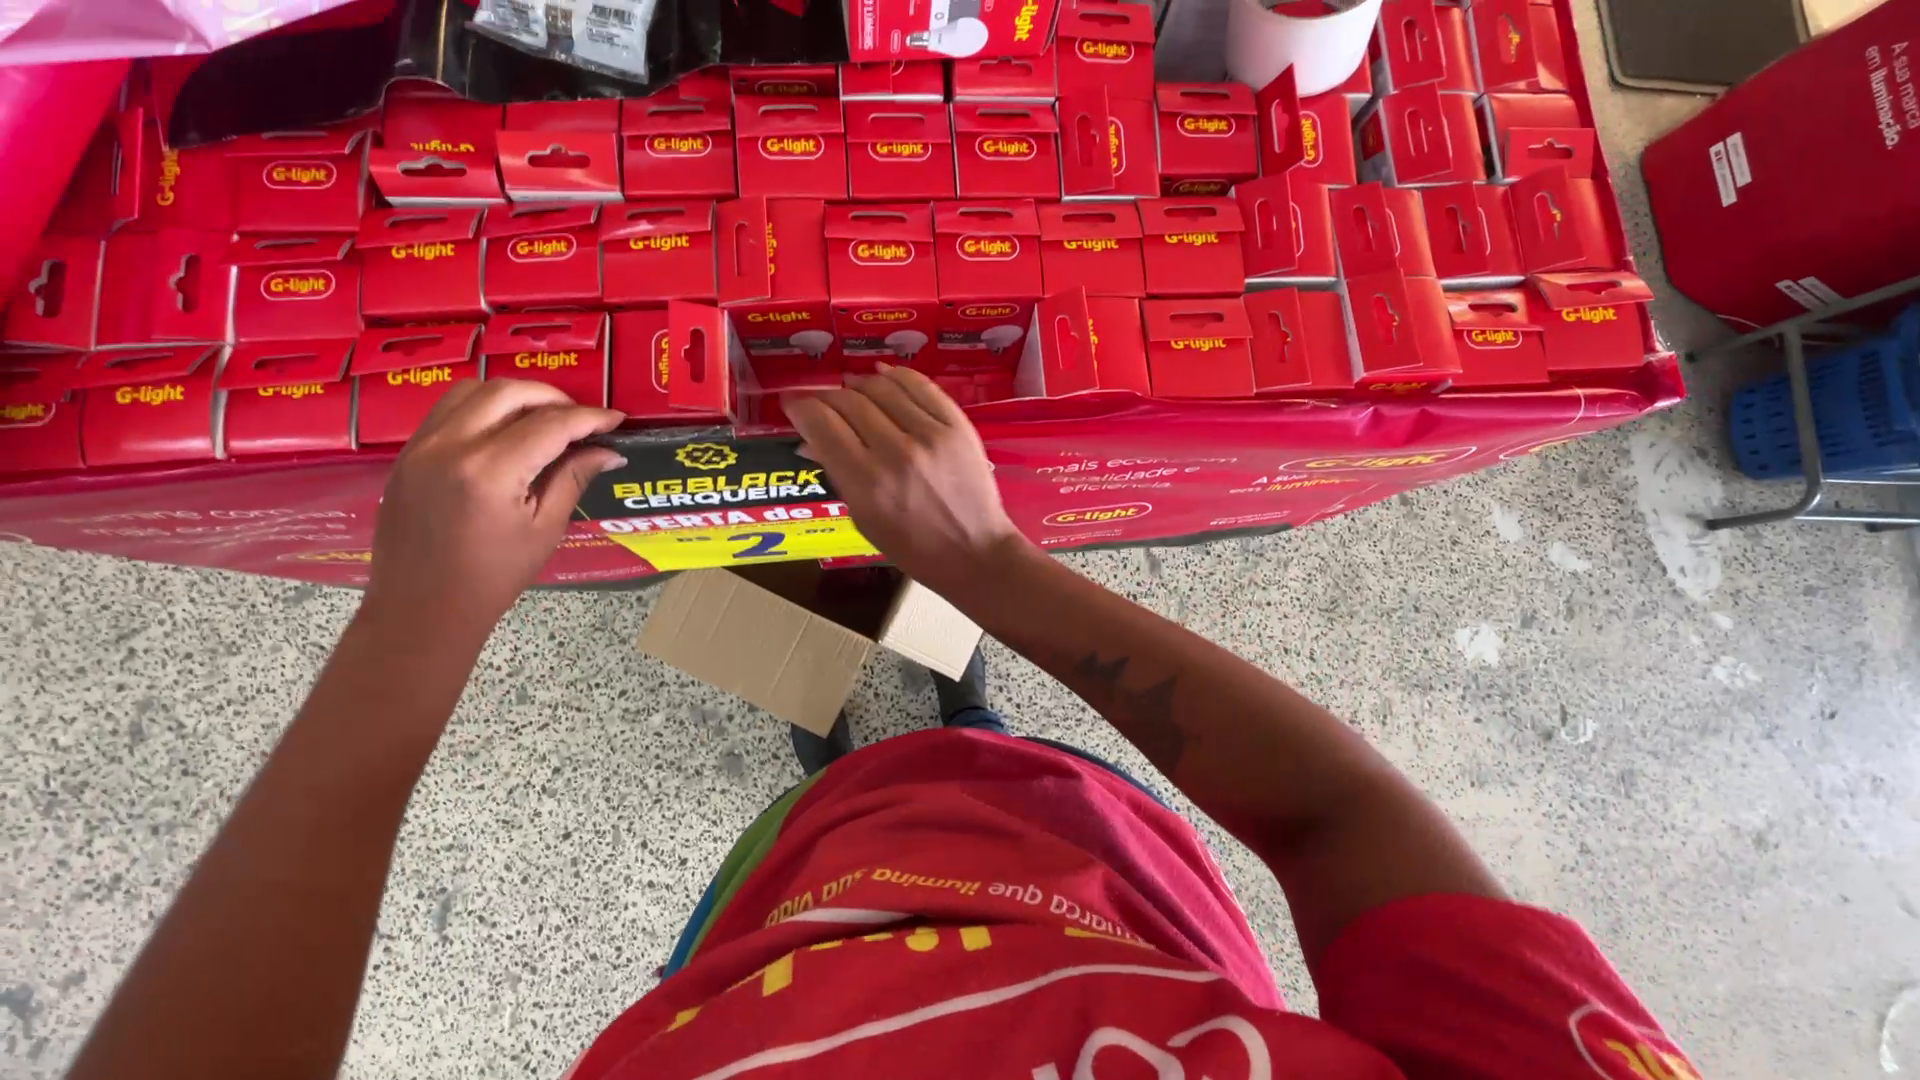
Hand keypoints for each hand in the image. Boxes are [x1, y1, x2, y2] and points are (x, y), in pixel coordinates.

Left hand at [363, 379, 624, 643]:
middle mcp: (451, 446)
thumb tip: (609, 451)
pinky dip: (483, 407)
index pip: (550, 424)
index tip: (616, 420)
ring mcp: (422, 446)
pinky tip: (505, 431)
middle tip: (581, 418)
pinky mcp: (408, 453)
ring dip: (515, 396)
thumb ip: (573, 479)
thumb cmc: (492, 577)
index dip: (589, 417)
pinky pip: (448, 410)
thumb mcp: (545, 529)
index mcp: (490, 471)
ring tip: (543, 418)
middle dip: (553, 398)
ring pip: (473, 390)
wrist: (421, 608)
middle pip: (509, 392)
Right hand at [785, 364, 1028, 592]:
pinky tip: (882, 376)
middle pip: (849, 401)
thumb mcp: (863, 519)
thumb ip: (837, 473)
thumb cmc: (912, 547)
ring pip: (882, 387)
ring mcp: (931, 435)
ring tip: (850, 390)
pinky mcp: (958, 425)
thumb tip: (809, 439)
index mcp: (867, 483)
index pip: (822, 424)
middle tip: (819, 401)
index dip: (800, 407)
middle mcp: (897, 452)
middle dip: (825, 396)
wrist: (973, 552)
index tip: (792, 404)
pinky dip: (896, 376)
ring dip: (858, 384)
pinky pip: (920, 386)